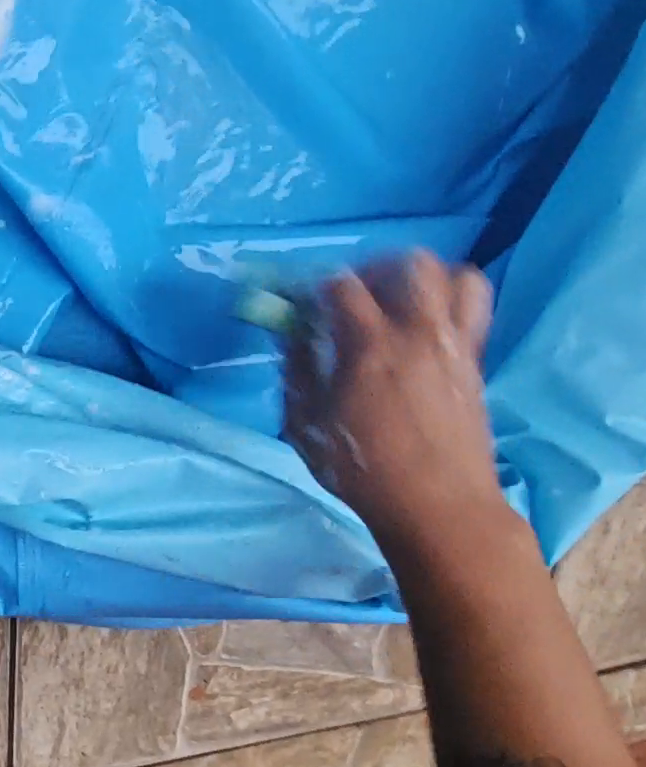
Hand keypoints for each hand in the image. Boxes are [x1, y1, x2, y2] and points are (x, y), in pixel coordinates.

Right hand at [284, 250, 500, 546]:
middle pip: (411, 265)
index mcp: (369, 349)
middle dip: (373, 268)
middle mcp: (419, 335)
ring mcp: (455, 346)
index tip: (297, 300)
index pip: (342, 286)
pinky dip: (446, 302)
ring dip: (421, 279)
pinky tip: (418, 327)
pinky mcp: (475, 361)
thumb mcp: (305, 423)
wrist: (435, 501)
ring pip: (456, 277)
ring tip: (393, 300)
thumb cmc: (358, 467)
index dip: (314, 285)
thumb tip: (290, 337)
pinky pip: (471, 308)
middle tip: (348, 291)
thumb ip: (296, 371)